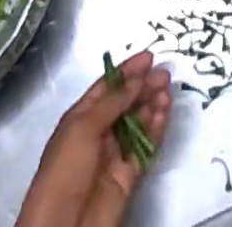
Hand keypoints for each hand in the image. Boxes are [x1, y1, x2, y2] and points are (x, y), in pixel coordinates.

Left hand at [17, 52, 171, 226]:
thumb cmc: (65, 172)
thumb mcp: (83, 129)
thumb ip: (113, 103)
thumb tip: (138, 79)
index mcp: (80, 118)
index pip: (106, 88)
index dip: (127, 71)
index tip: (149, 57)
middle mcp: (98, 133)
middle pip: (125, 103)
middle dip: (144, 86)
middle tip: (164, 74)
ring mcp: (114, 154)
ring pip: (138, 123)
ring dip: (152, 105)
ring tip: (167, 91)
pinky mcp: (129, 174)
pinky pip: (146, 146)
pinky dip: (157, 129)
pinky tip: (165, 113)